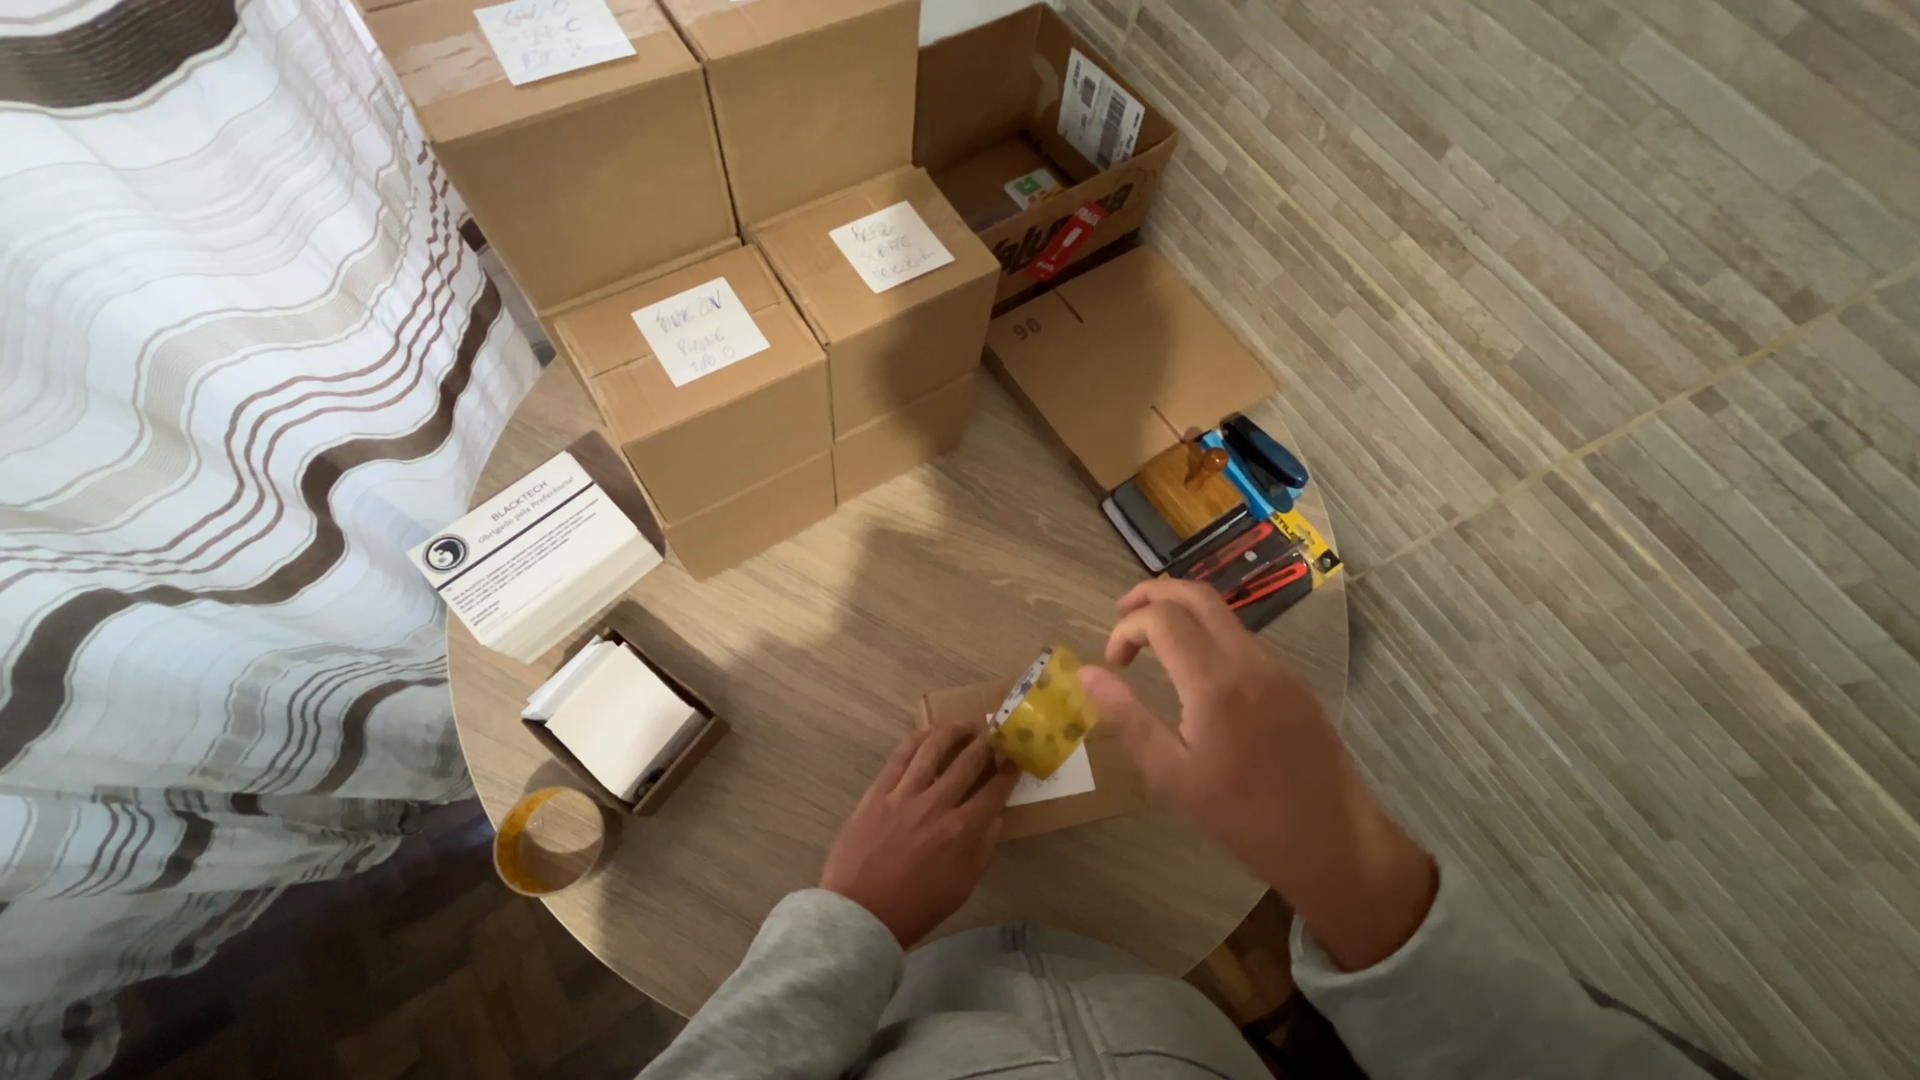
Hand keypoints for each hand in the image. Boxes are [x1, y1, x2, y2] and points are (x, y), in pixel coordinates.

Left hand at [820, 721, 1020, 947]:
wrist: (860, 915)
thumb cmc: (916, 908)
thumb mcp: (963, 886)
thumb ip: (984, 848)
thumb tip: (995, 816)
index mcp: (962, 831)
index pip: (994, 791)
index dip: (1009, 772)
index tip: (1015, 760)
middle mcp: (937, 805)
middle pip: (968, 761)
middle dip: (987, 743)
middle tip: (996, 732)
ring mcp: (904, 795)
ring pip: (933, 749)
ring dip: (954, 731)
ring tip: (966, 724)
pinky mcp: (877, 792)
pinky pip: (900, 757)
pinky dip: (917, 740)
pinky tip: (927, 734)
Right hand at [1080, 579, 1436, 969]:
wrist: (1331, 839)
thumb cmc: (1241, 815)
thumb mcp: (1171, 774)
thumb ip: (1126, 717)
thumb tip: (1086, 673)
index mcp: (1214, 682)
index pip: (1161, 618)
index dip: (1126, 629)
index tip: (1113, 664)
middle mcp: (1248, 660)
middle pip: (1196, 595)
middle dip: (1152, 595)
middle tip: (1121, 616)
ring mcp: (1277, 667)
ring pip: (1223, 615)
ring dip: (1182, 614)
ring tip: (1153, 645)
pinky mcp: (1294, 681)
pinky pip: (1244, 641)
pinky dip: (1209, 637)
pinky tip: (1196, 675)